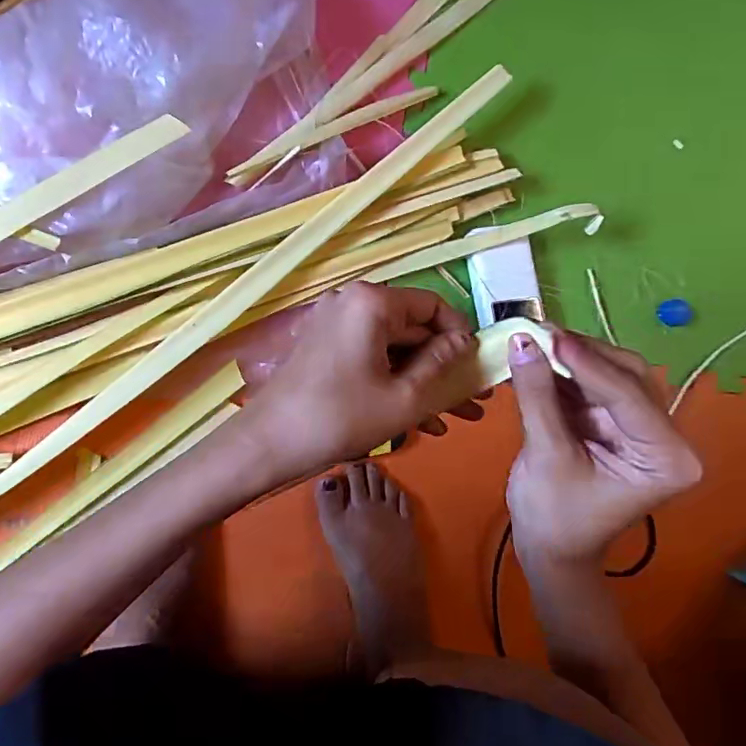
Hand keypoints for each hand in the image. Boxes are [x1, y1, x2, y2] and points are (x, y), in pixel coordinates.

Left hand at [235, 283, 484, 480]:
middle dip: (445, 367)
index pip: (433, 305)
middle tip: (474, 402)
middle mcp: (350, 302)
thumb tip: (464, 342)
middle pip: (412, 329)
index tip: (476, 368)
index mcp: (371, 302)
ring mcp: (333, 325)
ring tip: (456, 419)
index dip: (460, 336)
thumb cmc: (341, 418)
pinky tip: (422, 422)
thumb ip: (440, 364)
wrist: (268, 444)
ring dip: (423, 381)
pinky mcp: (323, 348)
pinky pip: (370, 358)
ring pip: (393, 349)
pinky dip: (393, 382)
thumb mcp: (404, 397)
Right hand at [505, 328, 700, 559]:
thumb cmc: (554, 517)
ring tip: (533, 340)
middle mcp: (664, 437)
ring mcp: (639, 428)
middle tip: (539, 333)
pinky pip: (591, 386)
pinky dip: (563, 372)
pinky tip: (536, 357)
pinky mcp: (613, 423)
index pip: (628, 396)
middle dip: (582, 354)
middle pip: (627, 376)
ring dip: (570, 358)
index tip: (549, 335)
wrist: (548, 549)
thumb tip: (523, 343)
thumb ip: (538, 396)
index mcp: (668, 458)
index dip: (588, 363)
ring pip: (609, 374)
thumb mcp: (546, 456)